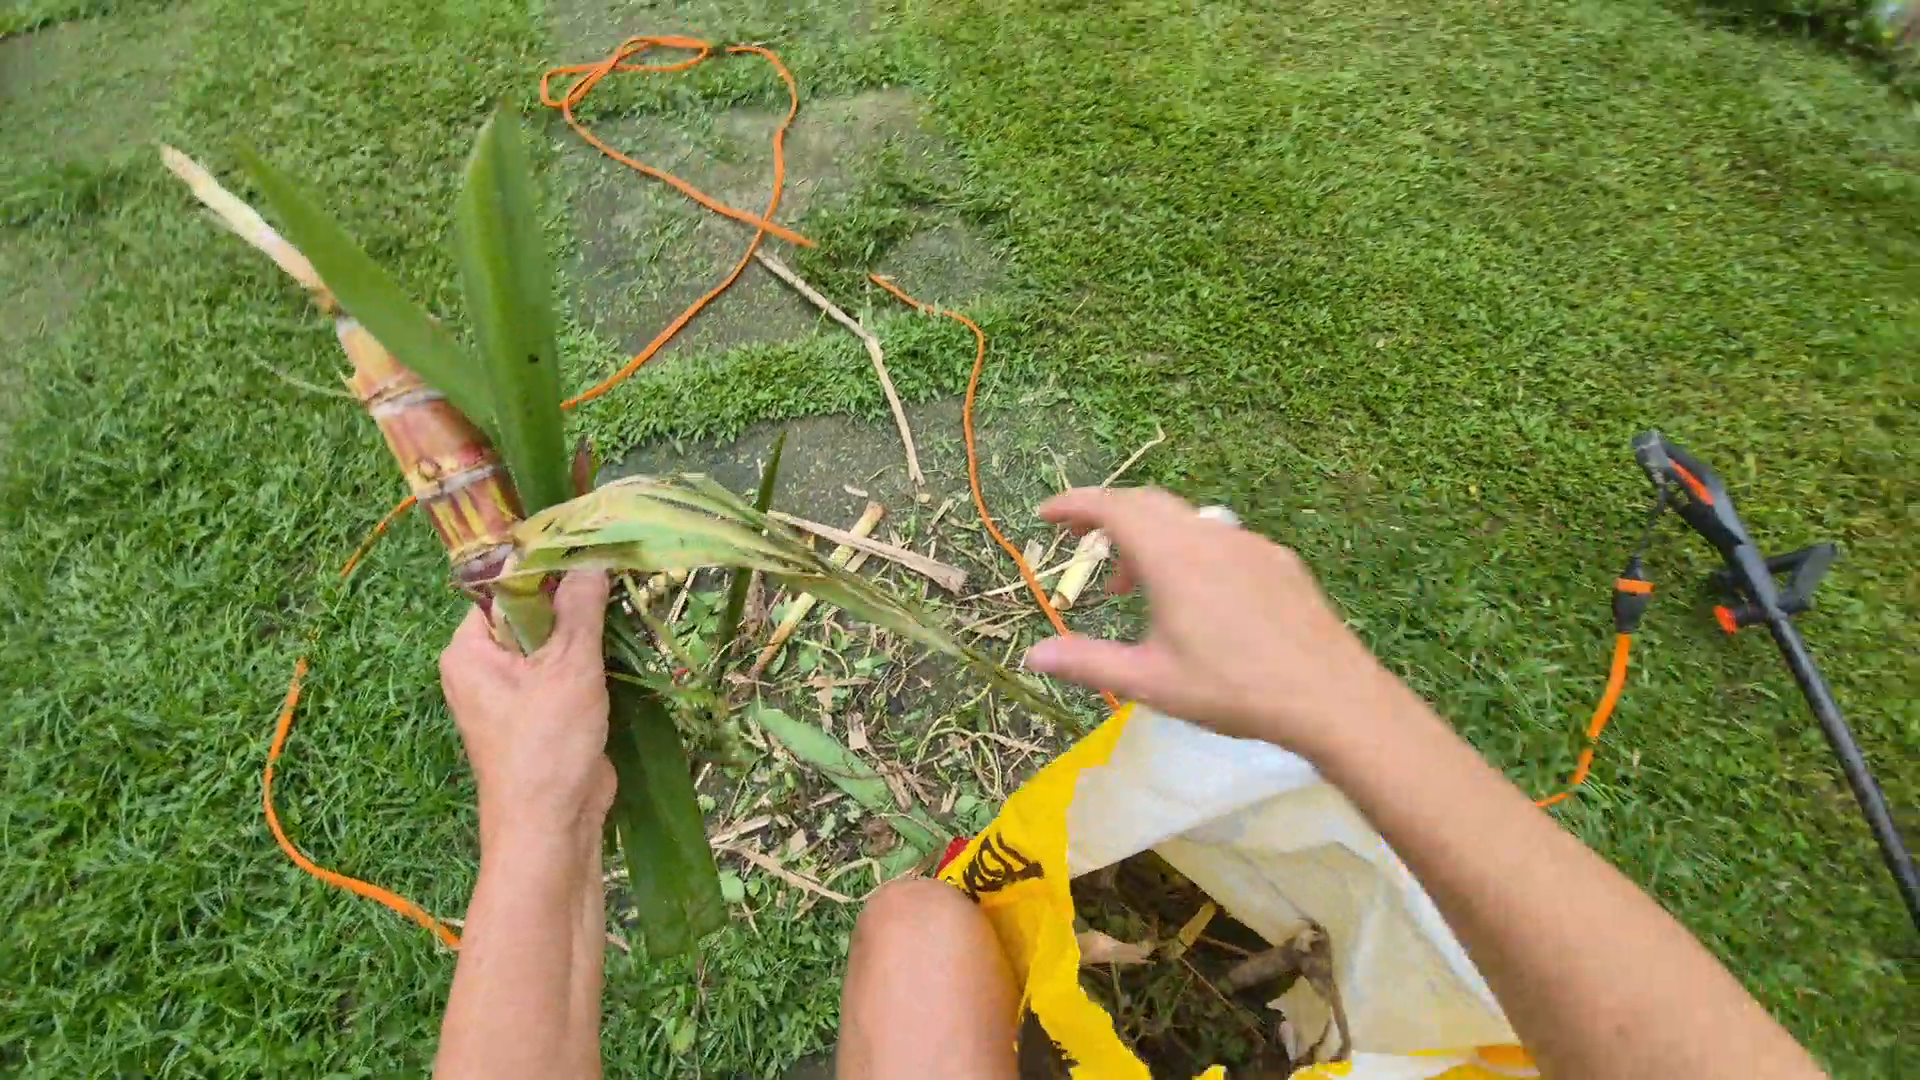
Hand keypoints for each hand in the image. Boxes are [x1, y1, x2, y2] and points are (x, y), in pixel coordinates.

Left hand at [440, 570, 614, 845]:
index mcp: (469, 650)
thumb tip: (591, 560)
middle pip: (531, 612)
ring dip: (587, 628)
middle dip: (573, 598)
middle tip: (617, 577)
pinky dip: (590, 655)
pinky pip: (564, 666)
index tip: (590, 551)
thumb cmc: (548, 741)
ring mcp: (513, 690)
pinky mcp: (542, 708)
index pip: (503, 589)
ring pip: (552, 640)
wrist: (552, 821)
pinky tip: (623, 643)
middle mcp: (484, 666)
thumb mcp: (569, 666)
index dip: (546, 568)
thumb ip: (580, 609)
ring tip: (627, 605)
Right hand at [1022, 487, 1402, 755]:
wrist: (1333, 698)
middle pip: (1146, 503)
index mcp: (1173, 557)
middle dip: (1106, 515)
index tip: (1045, 513)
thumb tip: (1031, 656)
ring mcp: (1248, 544)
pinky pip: (1217, 537)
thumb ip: (1086, 663)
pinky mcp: (1276, 560)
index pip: (1112, 507)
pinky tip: (1194, 594)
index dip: (1074, 504)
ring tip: (1132, 585)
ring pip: (1182, 520)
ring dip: (1146, 538)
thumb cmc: (1232, 689)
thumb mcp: (1150, 682)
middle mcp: (1208, 536)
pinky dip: (1185, 548)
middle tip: (1080, 542)